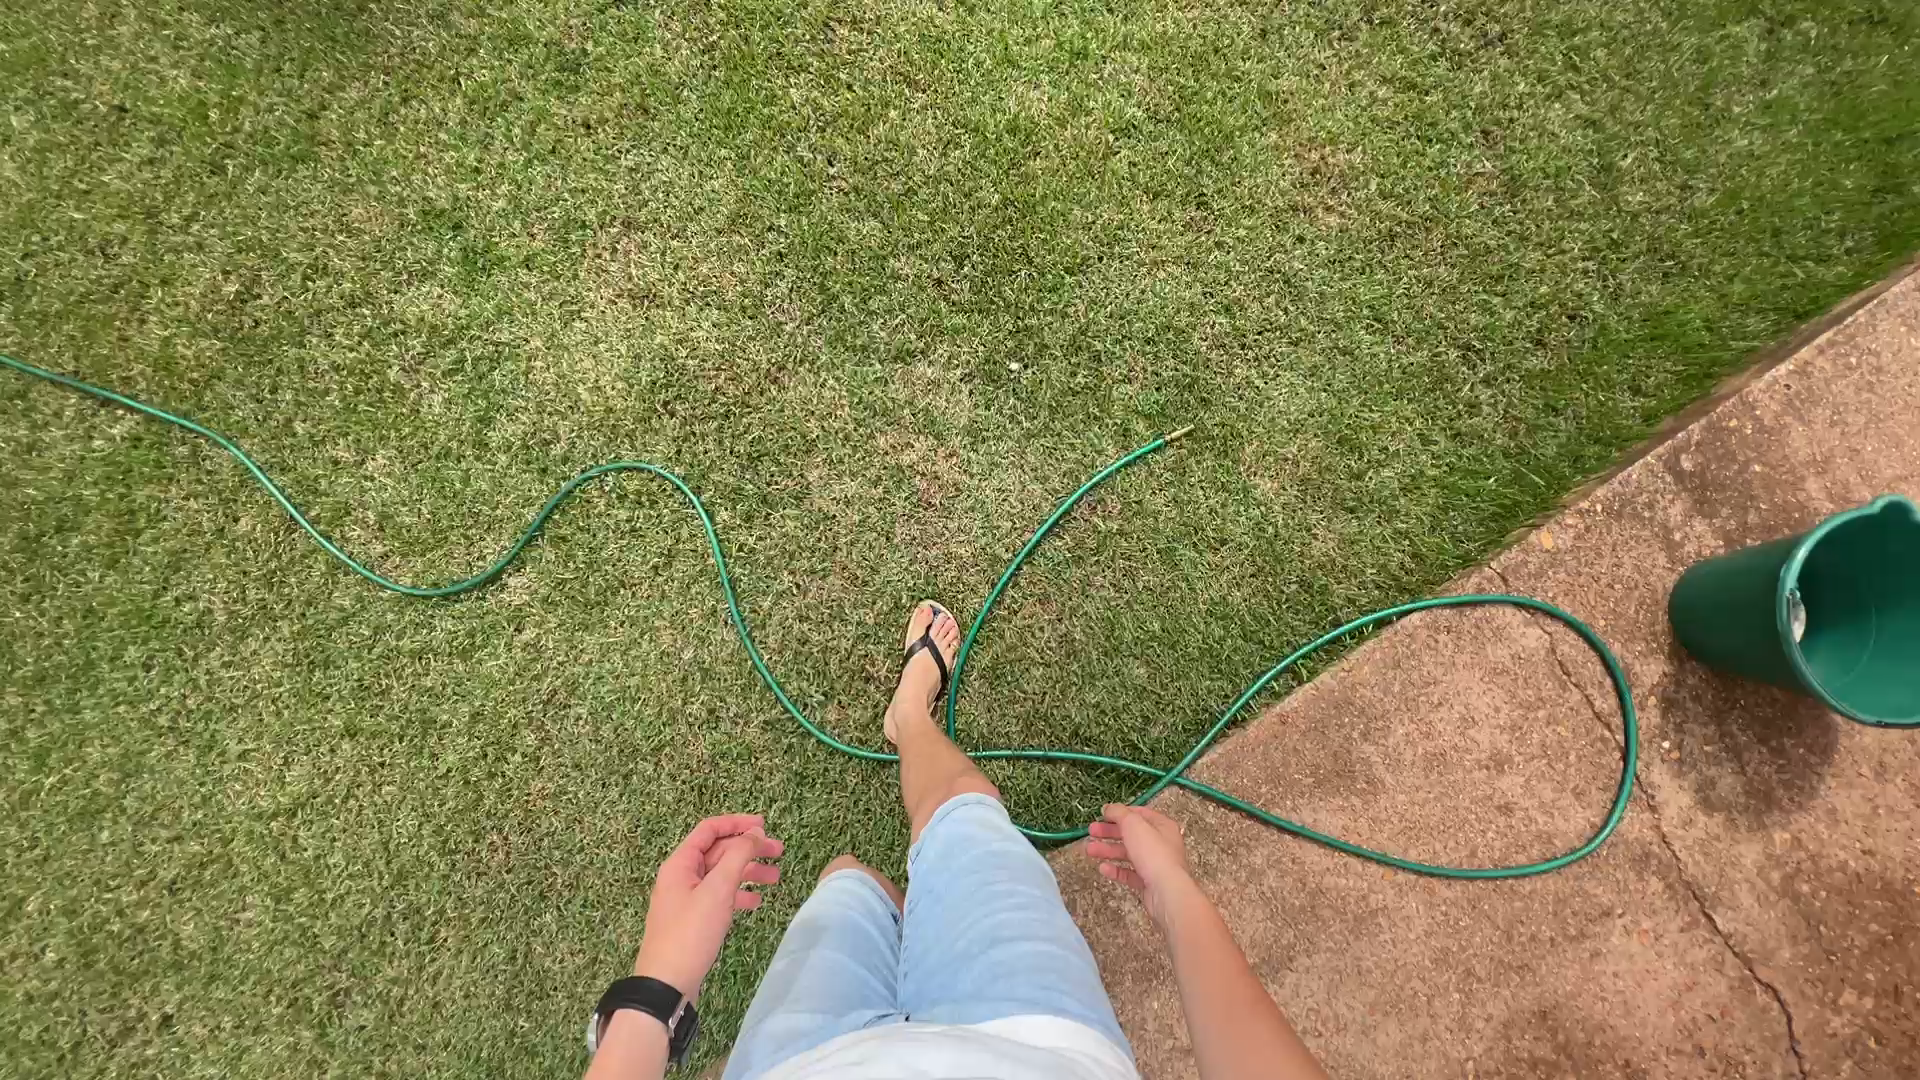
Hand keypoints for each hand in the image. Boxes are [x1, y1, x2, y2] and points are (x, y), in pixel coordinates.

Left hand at [632, 813, 783, 997]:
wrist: (666, 987)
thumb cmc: (691, 932)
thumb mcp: (718, 889)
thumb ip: (738, 855)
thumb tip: (755, 832)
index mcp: (680, 864)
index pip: (710, 829)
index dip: (737, 823)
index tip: (764, 825)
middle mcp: (681, 876)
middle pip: (719, 851)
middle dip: (749, 849)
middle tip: (779, 852)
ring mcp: (686, 899)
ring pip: (722, 874)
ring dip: (748, 872)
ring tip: (775, 878)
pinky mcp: (692, 919)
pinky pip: (719, 896)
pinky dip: (738, 894)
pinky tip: (756, 902)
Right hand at [1084, 803, 1198, 927]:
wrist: (1167, 892)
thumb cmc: (1153, 853)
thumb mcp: (1133, 824)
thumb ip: (1118, 813)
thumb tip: (1108, 808)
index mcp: (1162, 825)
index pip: (1139, 814)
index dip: (1119, 813)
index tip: (1102, 815)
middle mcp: (1161, 843)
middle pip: (1131, 834)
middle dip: (1109, 832)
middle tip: (1091, 831)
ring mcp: (1155, 864)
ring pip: (1128, 854)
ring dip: (1108, 850)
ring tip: (1089, 850)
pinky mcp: (1149, 883)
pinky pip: (1130, 873)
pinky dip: (1116, 870)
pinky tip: (1103, 868)